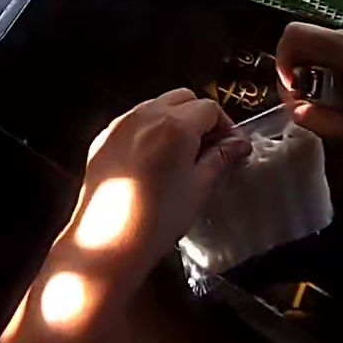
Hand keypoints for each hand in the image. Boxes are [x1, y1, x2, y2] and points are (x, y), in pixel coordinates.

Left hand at [62, 90, 249, 287]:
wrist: (107, 244)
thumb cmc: (159, 218)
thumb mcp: (199, 187)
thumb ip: (221, 158)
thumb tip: (239, 144)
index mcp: (175, 125)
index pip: (210, 108)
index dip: (225, 125)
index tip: (230, 146)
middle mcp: (146, 115)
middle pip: (183, 98)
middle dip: (200, 116)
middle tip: (208, 147)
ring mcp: (121, 124)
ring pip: (156, 105)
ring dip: (174, 119)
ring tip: (179, 154)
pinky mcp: (103, 138)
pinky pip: (134, 121)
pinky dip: (149, 130)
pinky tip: (152, 161)